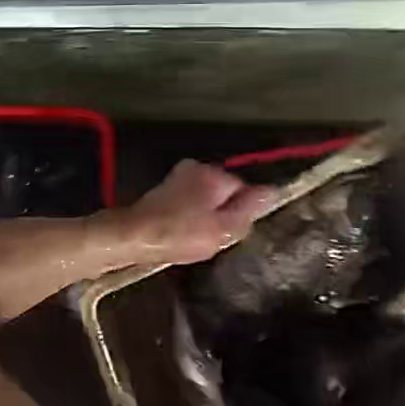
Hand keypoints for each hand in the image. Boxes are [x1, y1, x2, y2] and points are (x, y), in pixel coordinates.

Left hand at [91, 159, 278, 267]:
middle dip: (223, 213)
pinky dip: (189, 216)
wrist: (134, 235)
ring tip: (196, 237)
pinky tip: (182, 232)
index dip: (241, 213)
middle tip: (214, 237)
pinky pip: (189, 201)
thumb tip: (271, 191)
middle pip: (224, 192)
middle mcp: (196, 167)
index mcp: (213, 174)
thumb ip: (248, 209)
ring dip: (205, 216)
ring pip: (206, 197)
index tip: (231, 231)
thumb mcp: (223, 228)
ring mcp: (177, 176)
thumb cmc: (181, 234)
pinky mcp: (164, 189)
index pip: (244, 189)